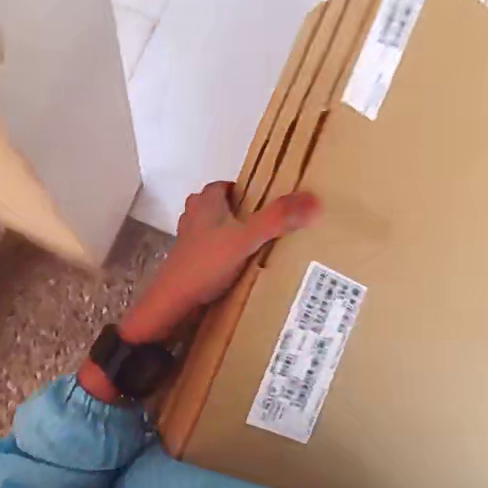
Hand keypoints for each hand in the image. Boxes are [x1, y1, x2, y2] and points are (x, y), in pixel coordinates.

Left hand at [117, 181, 321, 342]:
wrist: (172, 302)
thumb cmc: (206, 264)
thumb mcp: (246, 239)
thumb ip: (277, 220)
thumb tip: (314, 200)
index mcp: (205, 204)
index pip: (222, 186)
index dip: (240, 190)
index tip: (261, 200)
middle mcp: (193, 218)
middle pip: (215, 207)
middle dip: (235, 212)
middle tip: (261, 224)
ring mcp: (187, 242)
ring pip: (209, 230)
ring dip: (227, 234)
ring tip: (253, 246)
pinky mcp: (186, 264)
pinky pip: (207, 253)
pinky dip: (220, 256)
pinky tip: (236, 269)